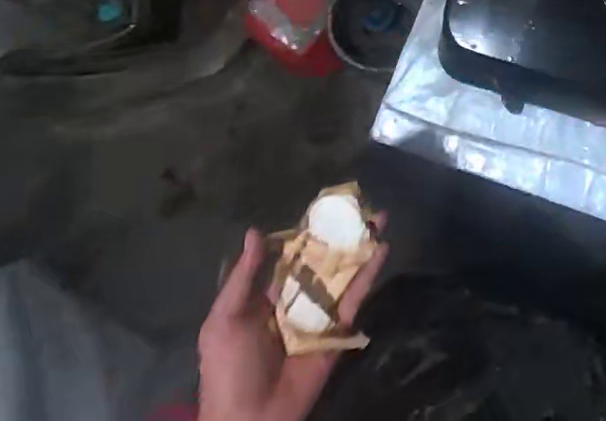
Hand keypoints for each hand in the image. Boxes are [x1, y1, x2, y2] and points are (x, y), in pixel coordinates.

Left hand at [197, 222, 388, 420]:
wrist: (249, 420)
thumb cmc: (229, 370)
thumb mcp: (223, 323)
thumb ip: (243, 279)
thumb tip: (256, 231)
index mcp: (269, 296)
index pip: (293, 256)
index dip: (310, 232)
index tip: (328, 206)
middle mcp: (299, 298)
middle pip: (325, 258)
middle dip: (343, 233)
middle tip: (362, 206)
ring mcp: (322, 312)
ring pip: (346, 271)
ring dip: (362, 244)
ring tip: (380, 218)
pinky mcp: (340, 326)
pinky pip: (356, 295)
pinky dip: (370, 271)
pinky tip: (382, 248)